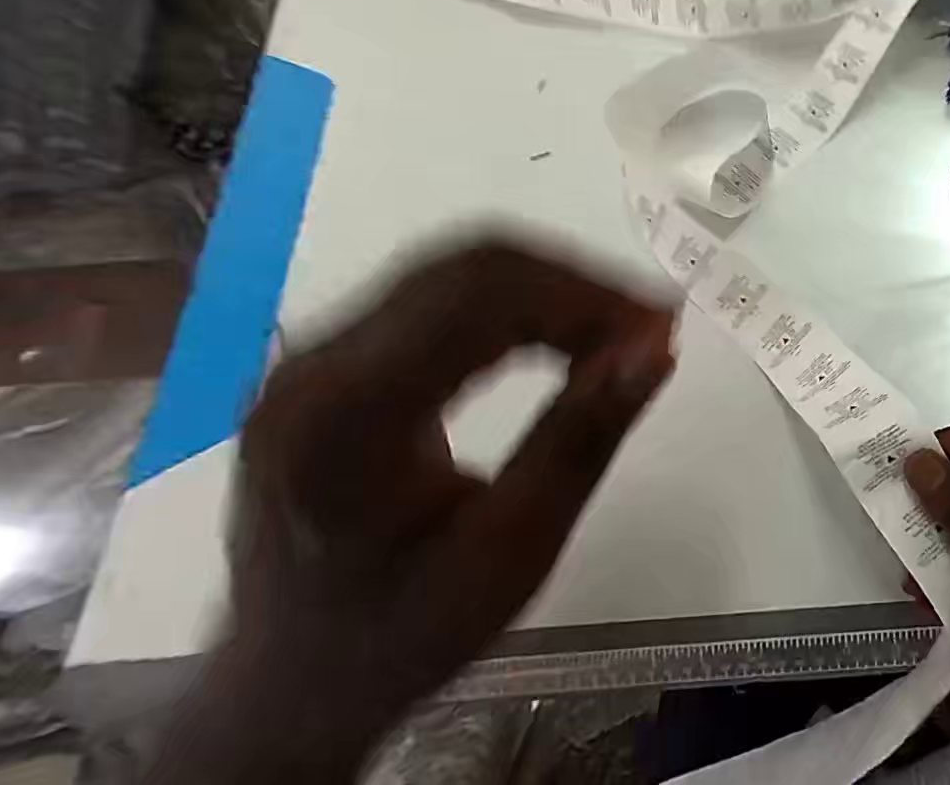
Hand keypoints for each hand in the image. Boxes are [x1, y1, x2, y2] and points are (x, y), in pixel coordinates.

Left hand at [227, 240, 675, 714]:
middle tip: (648, 323)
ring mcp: (319, 351)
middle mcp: (317, 361)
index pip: (478, 304)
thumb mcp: (509, 555)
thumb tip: (652, 352)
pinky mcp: (337, 357)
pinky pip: (438, 298)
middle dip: (573, 284)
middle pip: (465, 270)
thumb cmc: (403, 635)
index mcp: (345, 416)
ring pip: (454, 272)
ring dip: (549, 287)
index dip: (582, 297)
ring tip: (619, 325)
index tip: (659, 323)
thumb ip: (580, 442)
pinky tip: (561, 331)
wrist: (290, 679)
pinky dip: (515, 303)